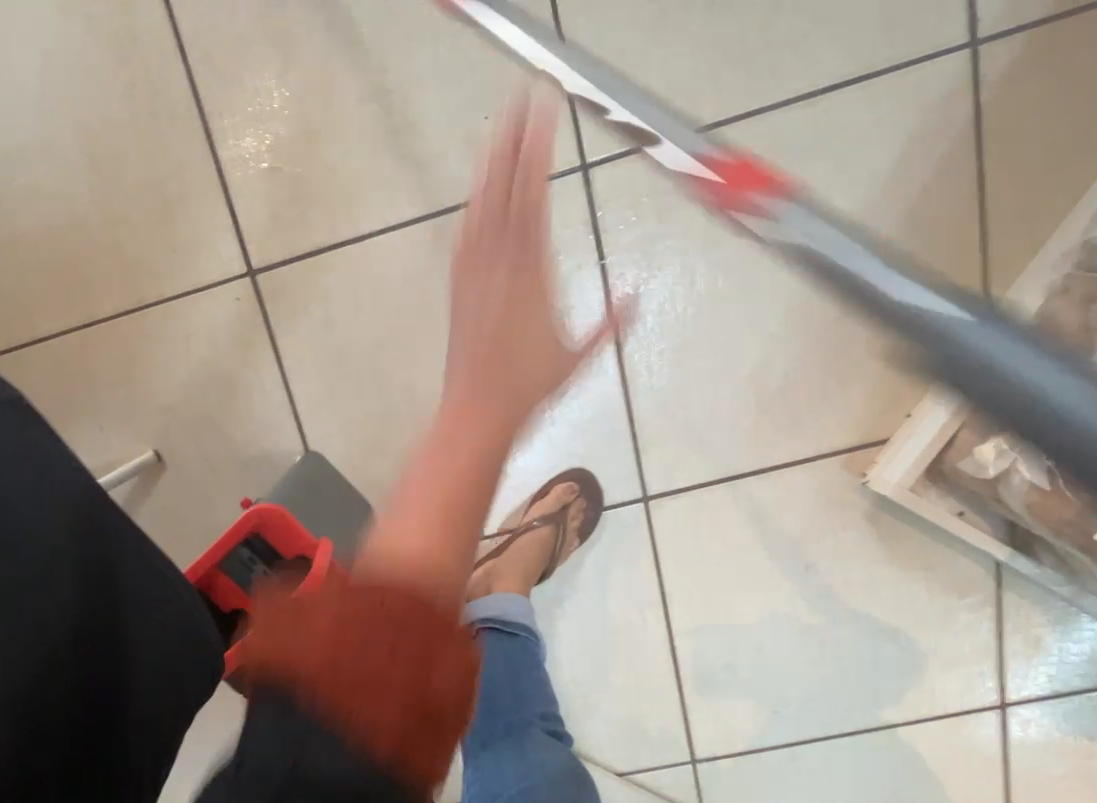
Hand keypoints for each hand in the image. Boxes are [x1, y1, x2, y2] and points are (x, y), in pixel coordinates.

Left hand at [441, 90, 626, 441]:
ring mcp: (473, 274)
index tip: (543, 113)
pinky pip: (465, 236)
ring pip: (480, 207)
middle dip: (513, 139)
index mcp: (531, 271)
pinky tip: (475, 194)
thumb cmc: (529, 388)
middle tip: (521, 97)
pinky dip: (472, 208)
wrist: (476, 411)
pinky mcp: (457, 288)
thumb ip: (610, 324)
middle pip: (504, 189)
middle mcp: (498, 263)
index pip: (533, 196)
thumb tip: (638, 297)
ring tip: (496, 128)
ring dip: (489, 165)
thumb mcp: (579, 358)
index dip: (537, 150)